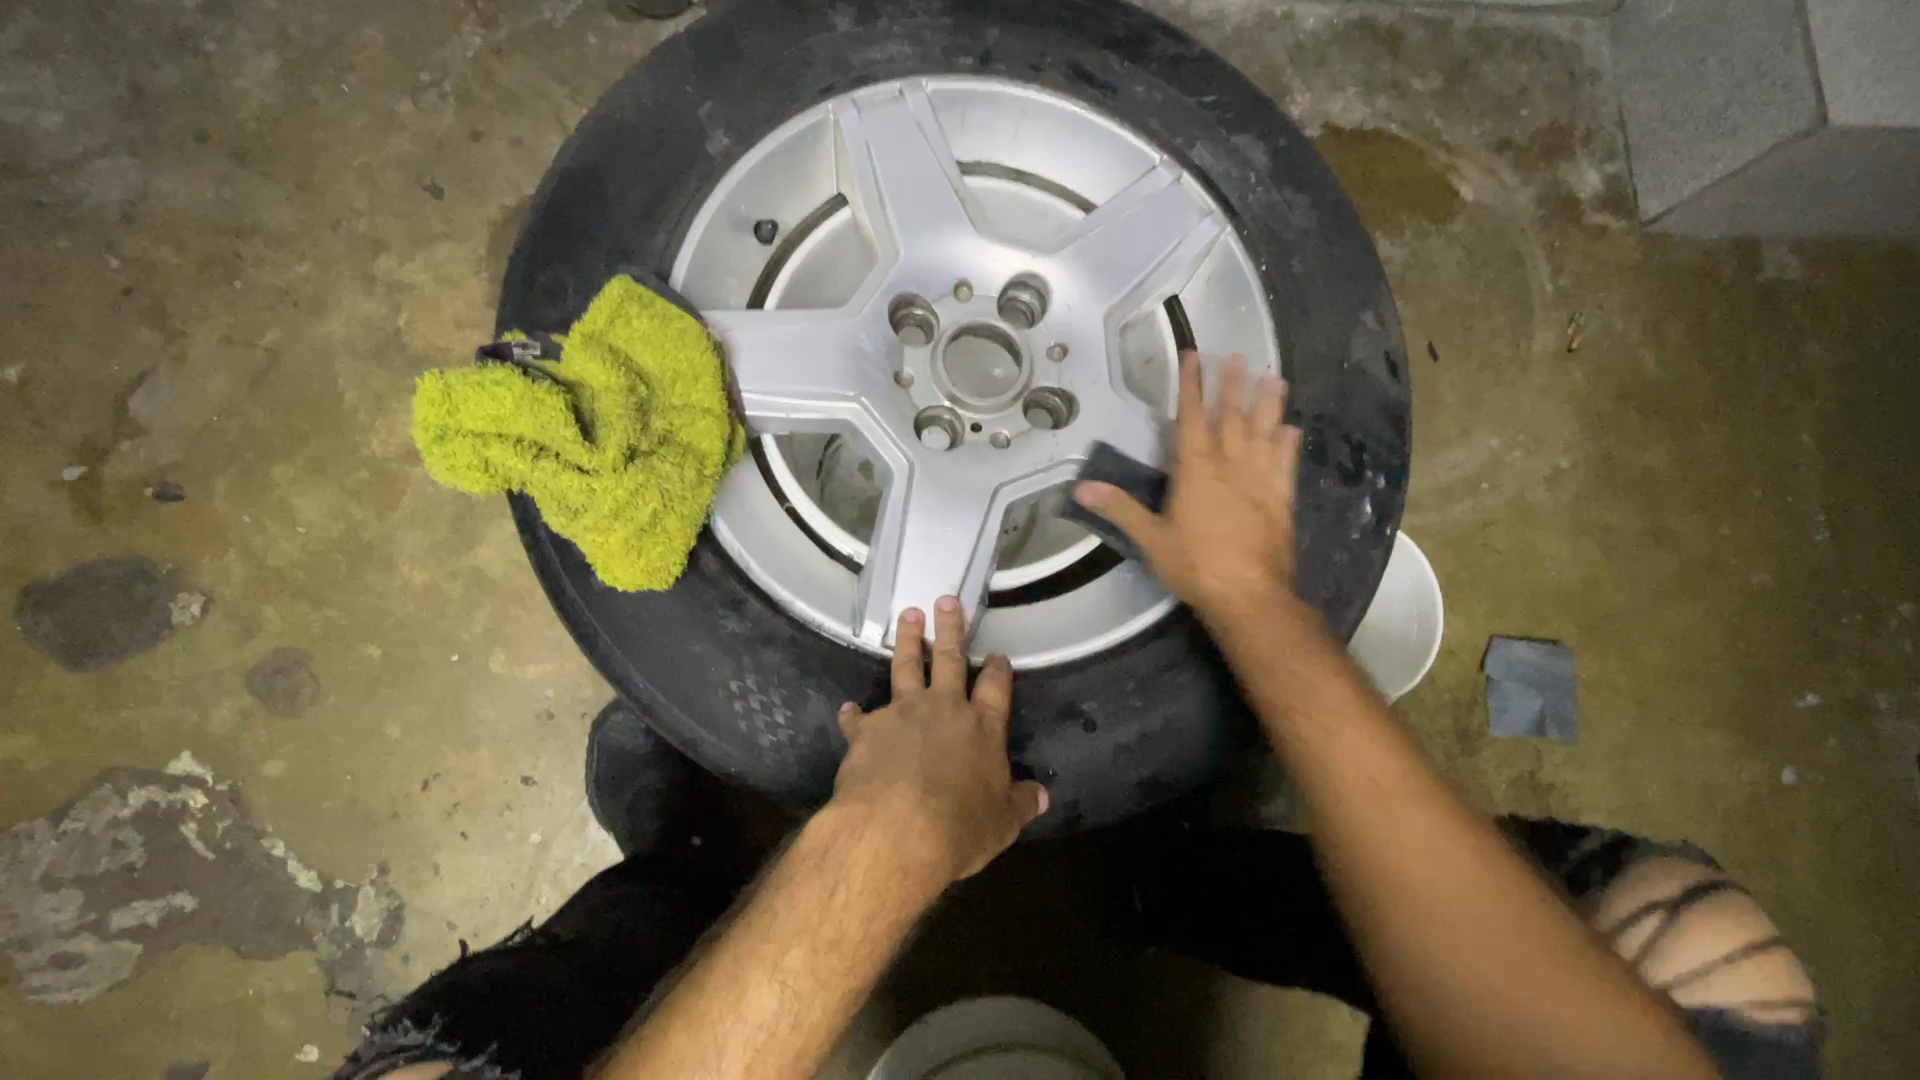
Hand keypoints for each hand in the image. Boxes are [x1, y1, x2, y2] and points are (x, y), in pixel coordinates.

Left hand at [830, 597, 1048, 884]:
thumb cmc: (960, 827)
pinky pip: (859, 716)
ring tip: (908, 615)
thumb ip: (1021, 803)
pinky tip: (849, 709)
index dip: (998, 669)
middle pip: (951, 660)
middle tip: (946, 599)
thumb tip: (1042, 796)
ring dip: (909, 640)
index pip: (996, 688)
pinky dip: (854, 714)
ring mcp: (904, 713)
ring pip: (907, 667)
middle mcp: (945, 710)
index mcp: (983, 728)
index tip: (998, 654)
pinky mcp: (868, 728)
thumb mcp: (1003, 822)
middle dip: (951, 628)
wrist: (897, 829)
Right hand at [1073, 351, 1302, 625]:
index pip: (1192, 418)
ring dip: (1268, 404)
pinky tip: (1292, 430)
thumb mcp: (1151, 539)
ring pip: (1265, 432)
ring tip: (1274, 378)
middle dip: (1232, 385)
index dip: (1192, 385)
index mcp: (1196, 471)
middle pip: (1232, 417)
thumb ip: (1120, 508)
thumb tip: (1081, 486)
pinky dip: (1288, 445)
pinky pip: (1286, 464)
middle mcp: (1231, 466)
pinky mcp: (1282, 500)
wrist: (1249, 595)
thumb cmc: (1196, 566)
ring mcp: (1260, 481)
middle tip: (1238, 356)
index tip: (1195, 356)